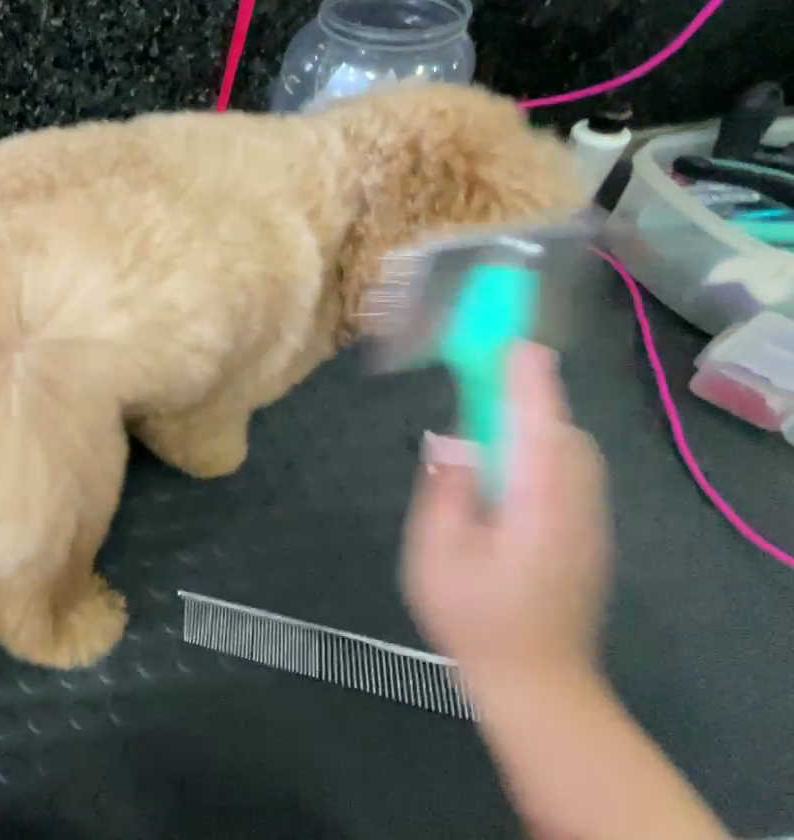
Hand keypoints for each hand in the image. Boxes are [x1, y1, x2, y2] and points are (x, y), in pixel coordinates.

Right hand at [400, 344, 610, 693]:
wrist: (535, 680)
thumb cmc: (472, 617)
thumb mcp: (437, 553)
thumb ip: (446, 492)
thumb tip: (450, 440)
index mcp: (537, 509)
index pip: (536, 430)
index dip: (526, 385)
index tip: (513, 342)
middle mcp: (574, 508)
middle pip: (562, 436)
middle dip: (532, 396)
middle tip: (488, 365)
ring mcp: (586, 523)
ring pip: (570, 454)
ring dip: (536, 419)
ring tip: (492, 398)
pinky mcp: (584, 535)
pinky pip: (568, 473)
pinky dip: (542, 444)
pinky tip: (506, 450)